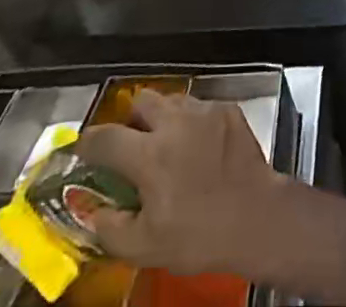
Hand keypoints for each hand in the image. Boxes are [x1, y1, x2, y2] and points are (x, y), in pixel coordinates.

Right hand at [73, 92, 286, 275]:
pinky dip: (193, 122)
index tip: (85, 151)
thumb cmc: (201, 235)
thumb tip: (88, 209)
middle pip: (139, 102)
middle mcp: (172, 122)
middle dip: (131, 120)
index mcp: (148, 155)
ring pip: (170, 99)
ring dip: (163, 117)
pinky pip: (199, 107)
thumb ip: (109, 227)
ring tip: (171, 143)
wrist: (260, 220)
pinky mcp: (226, 109)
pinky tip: (201, 146)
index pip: (104, 137)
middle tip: (135, 144)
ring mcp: (202, 112)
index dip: (88, 143)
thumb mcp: (146, 247)